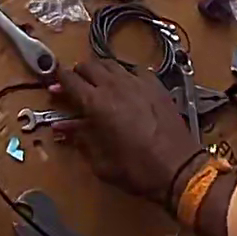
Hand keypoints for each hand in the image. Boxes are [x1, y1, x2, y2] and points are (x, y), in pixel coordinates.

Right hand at [51, 59, 202, 205]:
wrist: (181, 171)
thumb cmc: (139, 171)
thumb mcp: (102, 163)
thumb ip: (80, 140)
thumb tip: (62, 128)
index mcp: (96, 103)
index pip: (69, 79)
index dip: (58, 80)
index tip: (55, 85)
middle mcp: (113, 85)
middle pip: (87, 65)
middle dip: (78, 74)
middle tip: (77, 87)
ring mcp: (136, 82)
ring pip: (109, 63)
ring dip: (100, 71)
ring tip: (100, 84)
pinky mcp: (155, 85)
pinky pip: (134, 70)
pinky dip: (126, 75)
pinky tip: (128, 86)